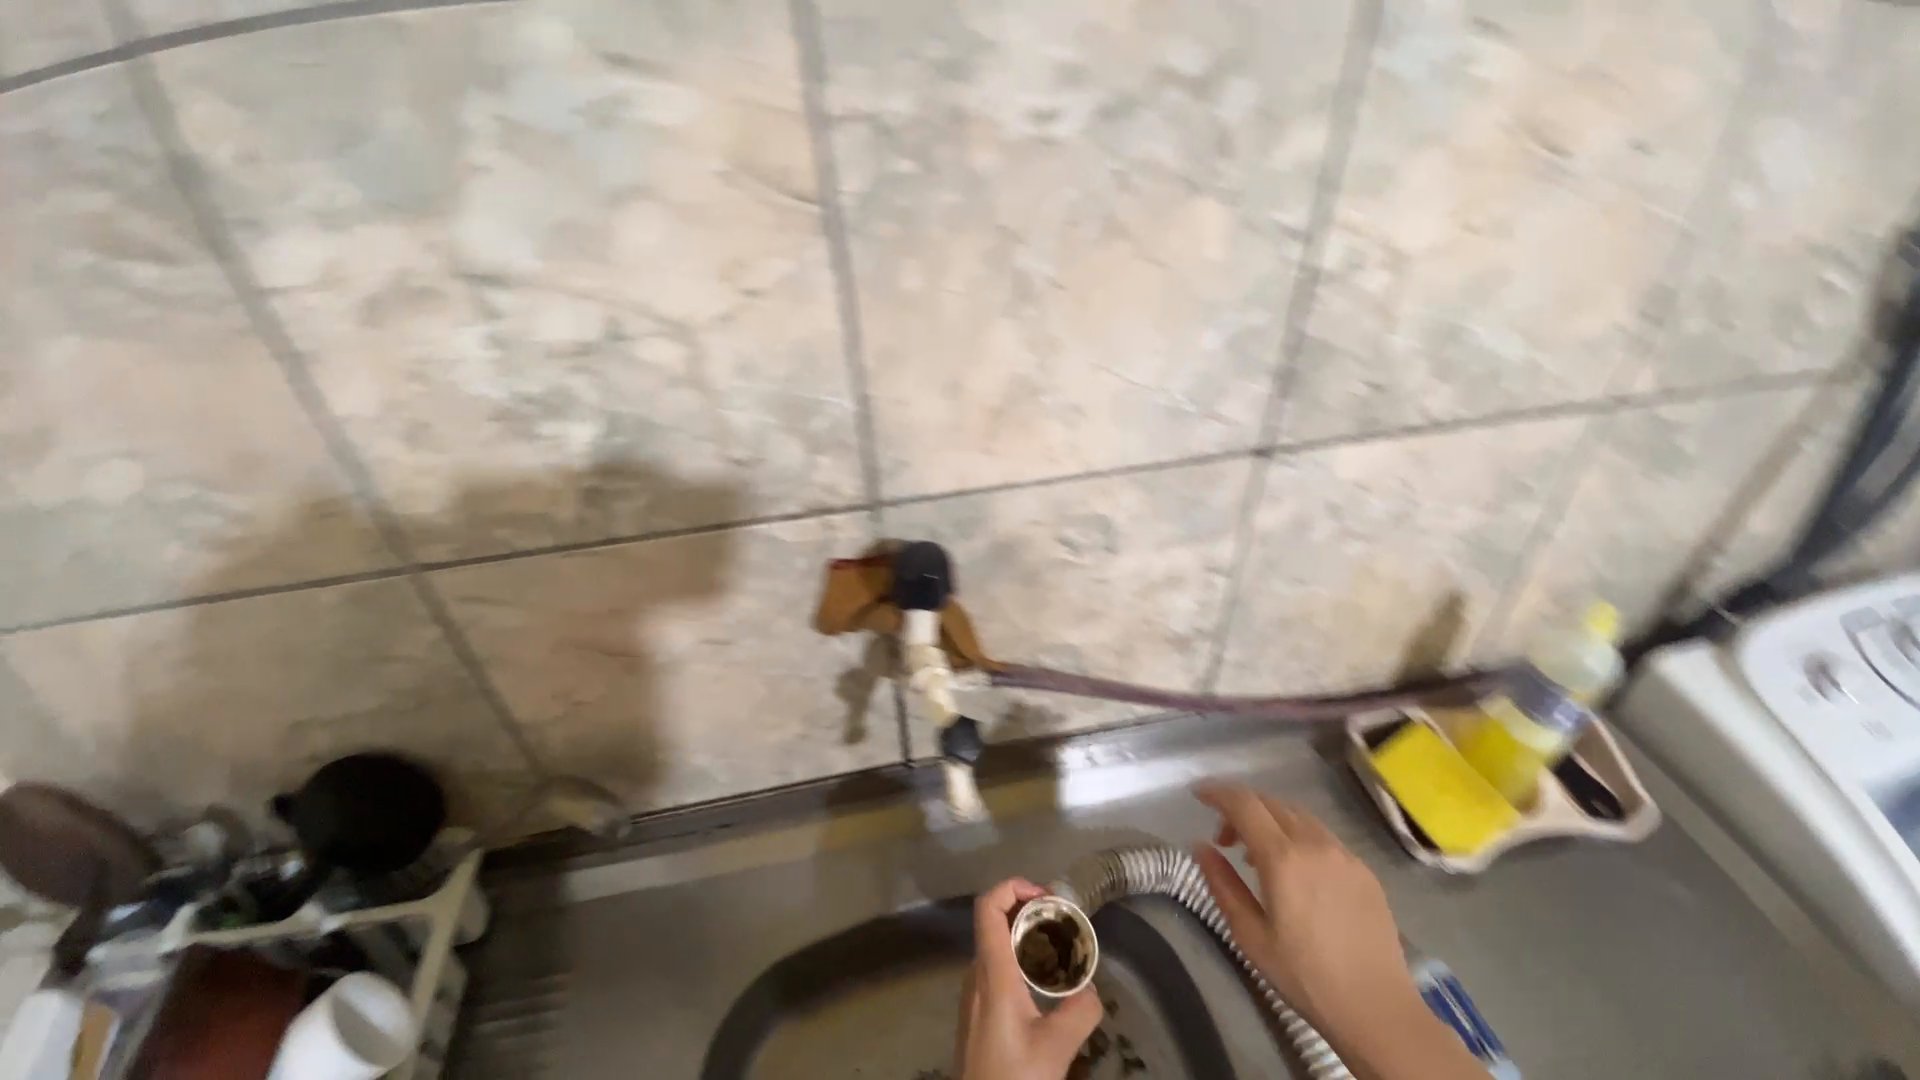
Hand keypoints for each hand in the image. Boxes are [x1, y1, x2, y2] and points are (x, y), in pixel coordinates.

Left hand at [953, 878, 1101, 1079]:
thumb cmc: (1012, 1077)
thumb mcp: (1056, 1048)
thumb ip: (1080, 1012)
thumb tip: (1092, 990)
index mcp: (992, 972)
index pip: (988, 907)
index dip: (1012, 886)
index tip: (1046, 896)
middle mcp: (977, 974)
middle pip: (995, 921)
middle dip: (1030, 911)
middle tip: (1064, 921)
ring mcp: (974, 993)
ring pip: (997, 946)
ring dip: (1027, 937)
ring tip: (1062, 949)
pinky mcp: (978, 1011)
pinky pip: (997, 969)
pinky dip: (1021, 960)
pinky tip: (1046, 982)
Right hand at [1192, 783, 1415, 1034]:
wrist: (1377, 1008)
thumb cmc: (1305, 976)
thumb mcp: (1250, 935)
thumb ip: (1222, 884)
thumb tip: (1201, 846)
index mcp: (1283, 858)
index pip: (1244, 804)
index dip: (1217, 792)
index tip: (1198, 795)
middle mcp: (1315, 844)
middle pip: (1270, 804)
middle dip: (1240, 810)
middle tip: (1224, 840)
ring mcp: (1345, 855)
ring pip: (1298, 816)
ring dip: (1270, 821)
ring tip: (1257, 857)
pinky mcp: (1364, 870)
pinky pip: (1322, 836)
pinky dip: (1297, 836)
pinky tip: (1295, 871)